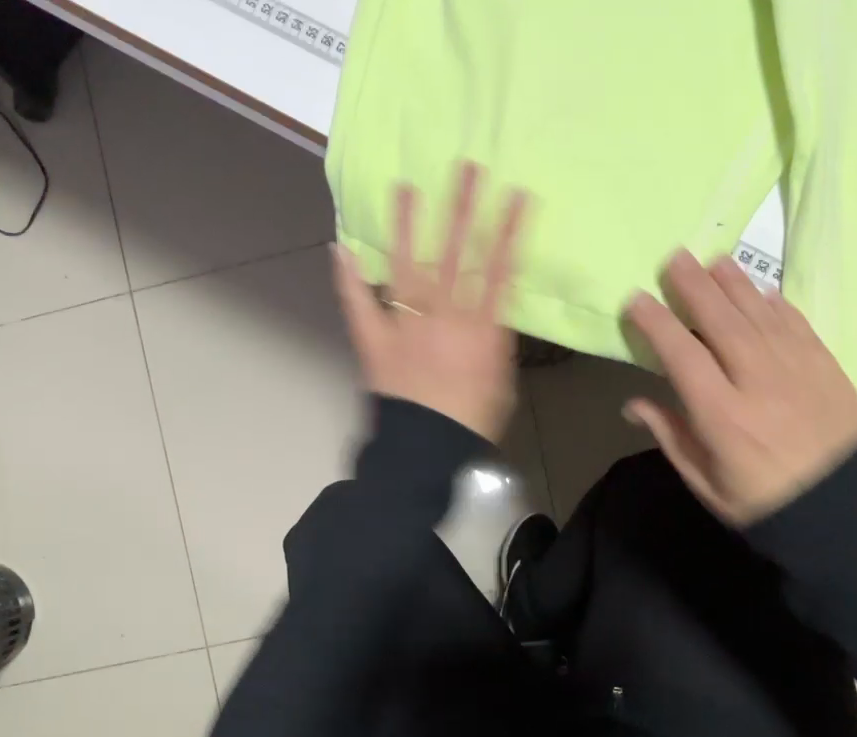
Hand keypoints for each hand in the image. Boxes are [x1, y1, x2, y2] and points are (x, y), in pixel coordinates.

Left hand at [332, 162, 529, 440]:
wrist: (427, 449)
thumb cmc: (472, 421)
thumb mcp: (500, 380)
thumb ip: (496, 340)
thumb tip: (494, 311)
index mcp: (480, 326)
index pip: (498, 268)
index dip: (508, 229)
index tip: (515, 193)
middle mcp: (443, 315)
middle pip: (454, 254)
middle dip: (462, 208)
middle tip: (466, 167)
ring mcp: (405, 324)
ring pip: (407, 266)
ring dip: (407, 225)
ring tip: (405, 187)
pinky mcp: (373, 339)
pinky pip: (358, 304)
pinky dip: (348, 277)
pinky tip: (340, 246)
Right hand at [624, 251, 856, 526]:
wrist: (837, 509)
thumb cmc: (758, 501)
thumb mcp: (703, 480)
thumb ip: (670, 436)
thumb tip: (635, 403)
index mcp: (721, 415)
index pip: (682, 355)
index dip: (657, 323)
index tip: (637, 299)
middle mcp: (758, 382)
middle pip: (722, 322)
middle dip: (695, 286)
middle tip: (675, 257)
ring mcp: (797, 370)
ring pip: (760, 314)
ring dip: (736, 284)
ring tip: (714, 260)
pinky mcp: (826, 367)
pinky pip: (797, 325)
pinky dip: (776, 304)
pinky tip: (761, 290)